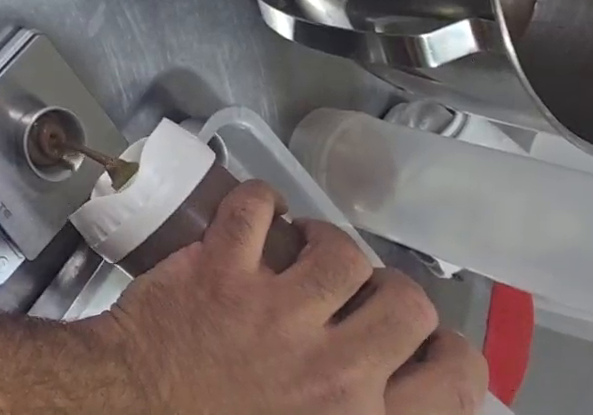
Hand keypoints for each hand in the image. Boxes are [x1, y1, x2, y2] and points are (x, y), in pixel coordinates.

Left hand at [82, 180, 487, 414]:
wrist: (136, 407)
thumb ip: (359, 414)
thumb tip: (386, 390)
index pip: (456, 376)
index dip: (445, 348)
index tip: (415, 336)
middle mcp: (339, 368)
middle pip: (407, 302)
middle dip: (388, 287)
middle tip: (355, 286)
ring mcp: (276, 312)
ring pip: (341, 251)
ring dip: (329, 240)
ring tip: (308, 245)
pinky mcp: (219, 269)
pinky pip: (254, 210)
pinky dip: (261, 198)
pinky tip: (262, 207)